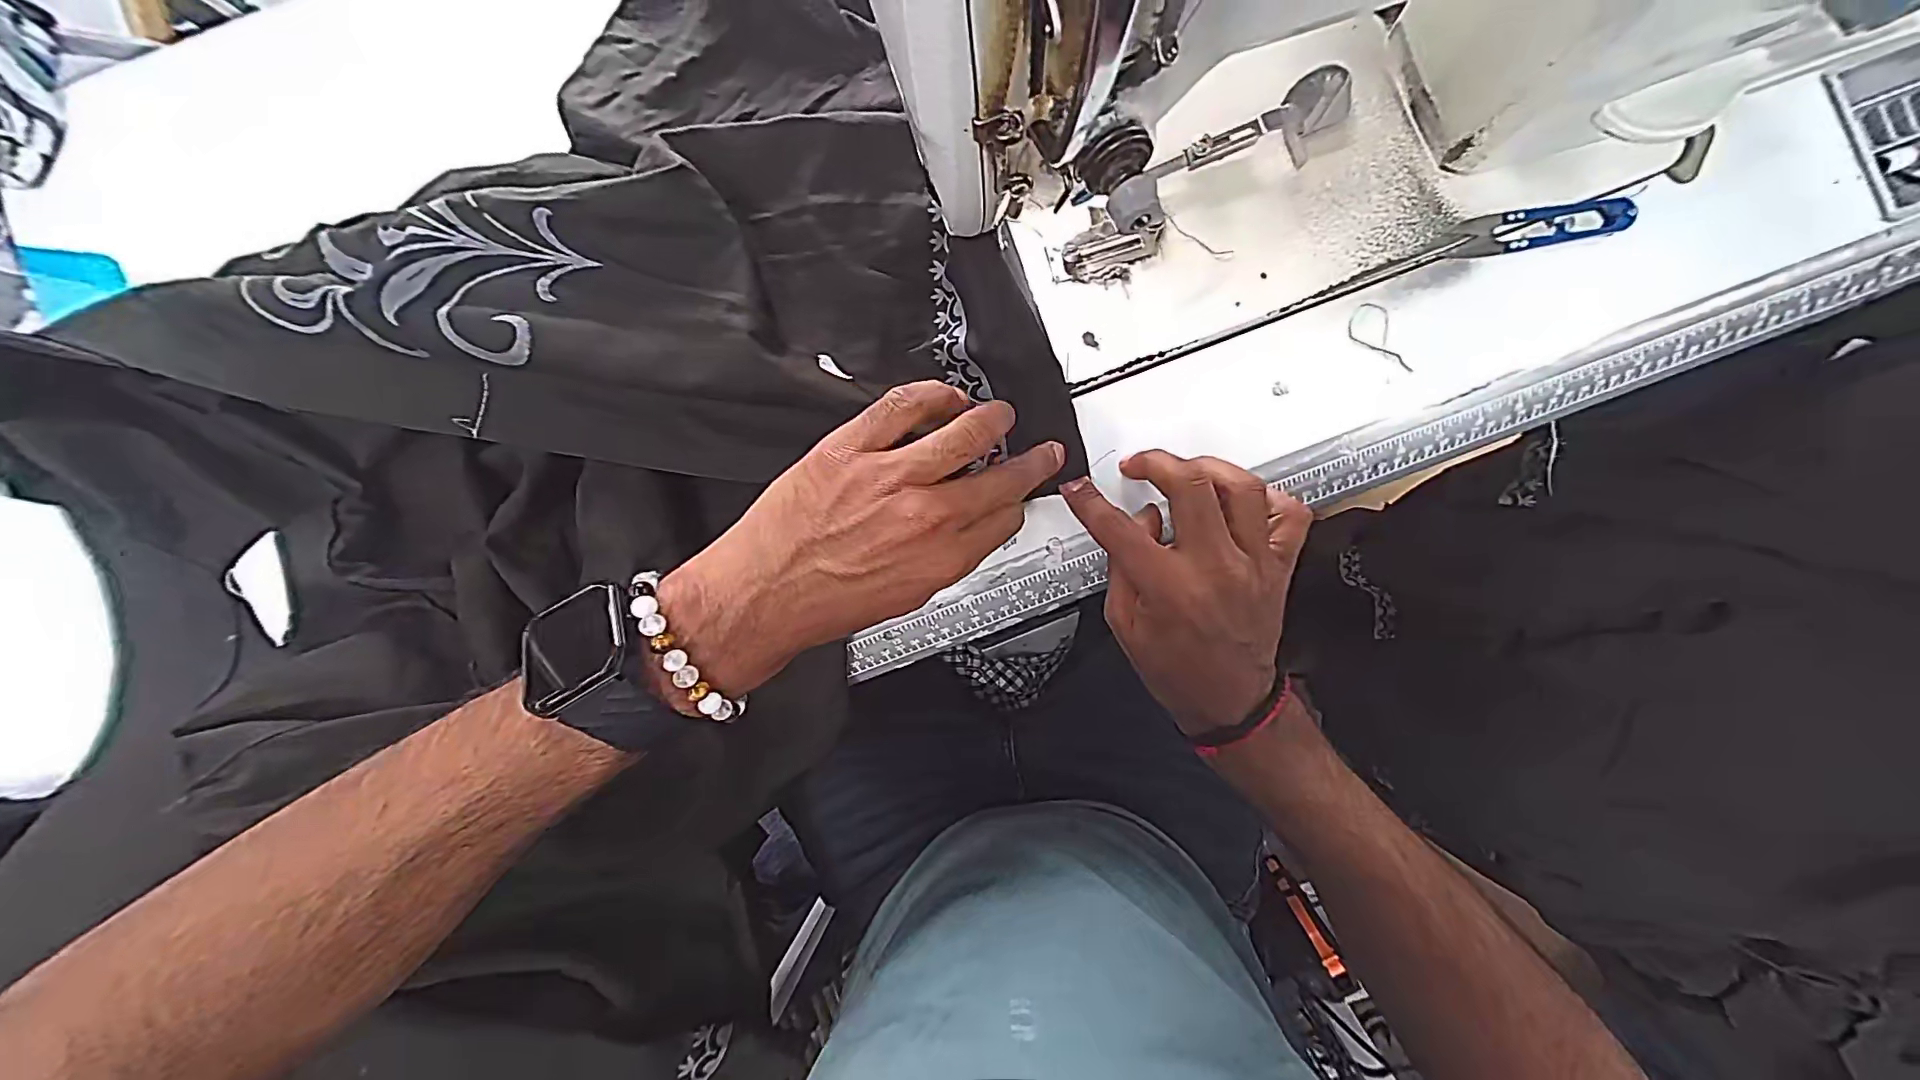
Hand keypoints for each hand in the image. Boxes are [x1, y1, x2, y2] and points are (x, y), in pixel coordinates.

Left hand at [654, 381, 1063, 698]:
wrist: (762, 596)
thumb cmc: (825, 603)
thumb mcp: (905, 595)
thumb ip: (945, 560)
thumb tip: (966, 533)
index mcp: (942, 559)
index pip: (1003, 519)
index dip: (1016, 502)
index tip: (1016, 494)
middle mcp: (924, 517)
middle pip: (999, 478)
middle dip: (1028, 462)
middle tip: (1036, 452)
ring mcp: (889, 478)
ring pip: (963, 434)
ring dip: (992, 420)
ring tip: (998, 416)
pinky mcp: (850, 451)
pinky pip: (903, 407)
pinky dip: (933, 395)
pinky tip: (944, 397)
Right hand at [1061, 452, 1310, 735]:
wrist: (1230, 700)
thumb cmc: (1178, 670)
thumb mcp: (1124, 625)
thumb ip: (1122, 568)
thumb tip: (1136, 522)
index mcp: (1168, 587)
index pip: (1120, 527)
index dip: (1090, 502)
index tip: (1082, 490)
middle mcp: (1214, 568)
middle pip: (1191, 485)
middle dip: (1156, 462)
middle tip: (1141, 465)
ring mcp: (1252, 564)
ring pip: (1242, 488)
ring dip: (1209, 468)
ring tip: (1188, 470)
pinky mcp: (1278, 567)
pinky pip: (1290, 515)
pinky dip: (1267, 497)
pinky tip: (1240, 500)